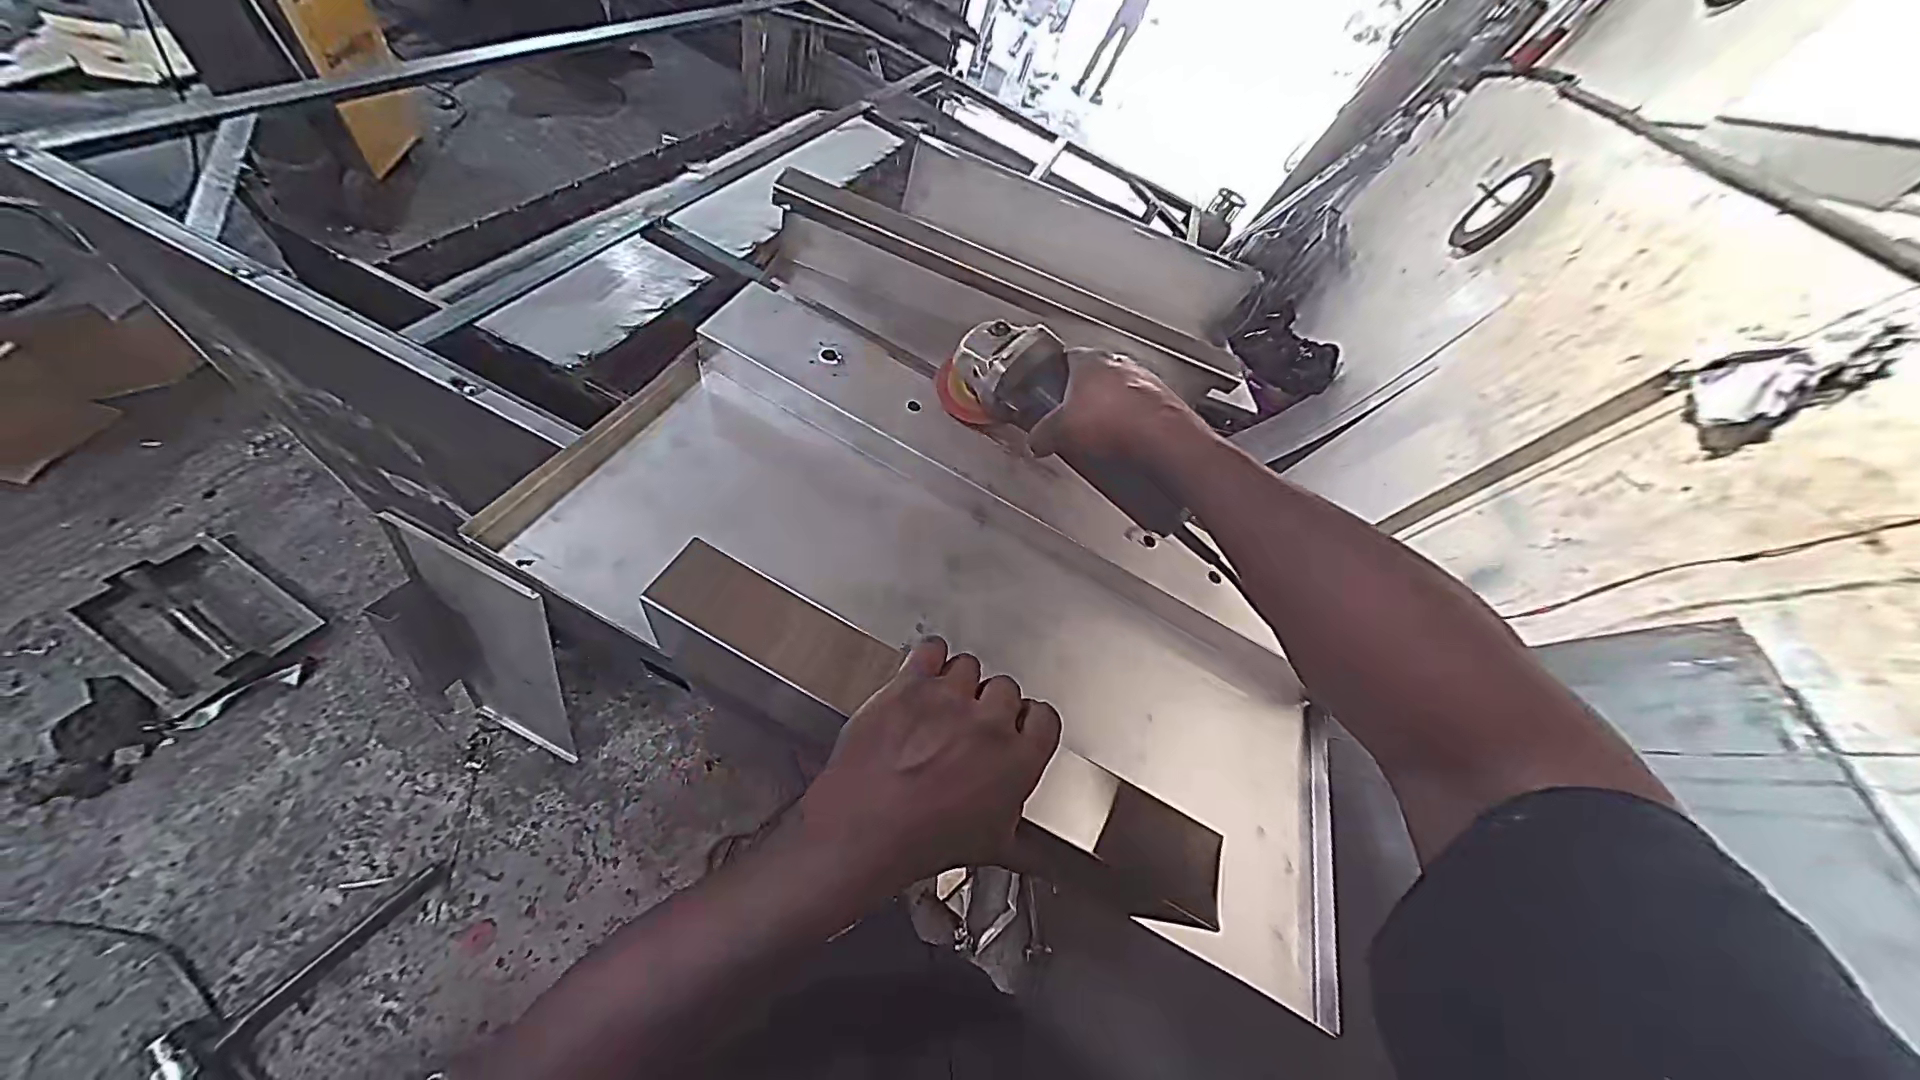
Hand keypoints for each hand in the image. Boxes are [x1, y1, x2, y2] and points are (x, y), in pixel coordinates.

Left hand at [793, 637, 1061, 890]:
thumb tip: (1026, 838)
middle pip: (1006, 687)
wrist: (865, 828)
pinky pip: (932, 650)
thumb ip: (1017, 826)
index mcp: (1018, 759)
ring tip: (944, 702)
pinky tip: (926, 669)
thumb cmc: (922, 839)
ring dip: (959, 682)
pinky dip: (930, 656)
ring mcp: (949, 699)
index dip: (1030, 720)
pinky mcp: (911, 684)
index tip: (1019, 724)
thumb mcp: (991, 847)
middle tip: (974, 723)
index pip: (1044, 718)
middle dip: (991, 703)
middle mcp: (988, 722)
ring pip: (969, 666)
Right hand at [1028, 349, 1211, 465]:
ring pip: (1120, 392)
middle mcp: (1120, 364)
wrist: (1160, 436)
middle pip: (1094, 378)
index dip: (1055, 377)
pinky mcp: (1164, 402)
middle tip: (1074, 421)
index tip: (1050, 391)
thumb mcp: (1059, 432)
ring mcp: (1145, 381)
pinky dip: (1132, 424)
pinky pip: (1141, 411)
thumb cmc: (1114, 421)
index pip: (1065, 359)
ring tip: (1100, 437)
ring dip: (1111, 410)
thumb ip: (1042, 434)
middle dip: (1084, 398)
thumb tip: (1037, 440)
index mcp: (1090, 360)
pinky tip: (1125, 442)